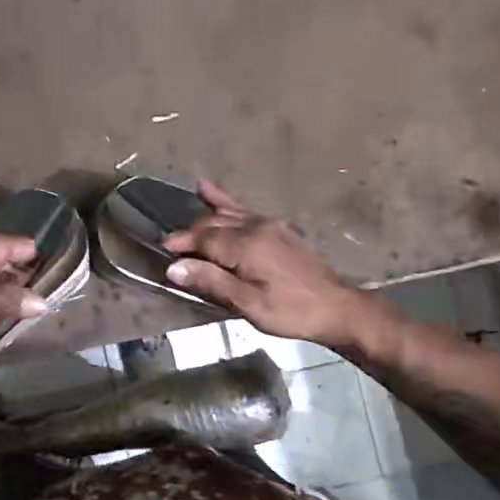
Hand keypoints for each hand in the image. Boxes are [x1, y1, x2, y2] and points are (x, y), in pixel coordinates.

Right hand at [163, 181, 368, 348]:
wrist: (336, 307)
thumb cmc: (290, 311)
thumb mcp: (248, 304)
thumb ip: (211, 281)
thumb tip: (174, 267)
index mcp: (246, 246)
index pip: (203, 238)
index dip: (182, 243)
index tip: (163, 250)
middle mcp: (255, 227)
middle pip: (212, 224)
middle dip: (189, 233)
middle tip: (172, 249)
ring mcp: (267, 224)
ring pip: (225, 213)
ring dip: (203, 219)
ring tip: (183, 226)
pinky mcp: (276, 228)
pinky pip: (242, 209)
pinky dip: (222, 199)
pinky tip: (206, 188)